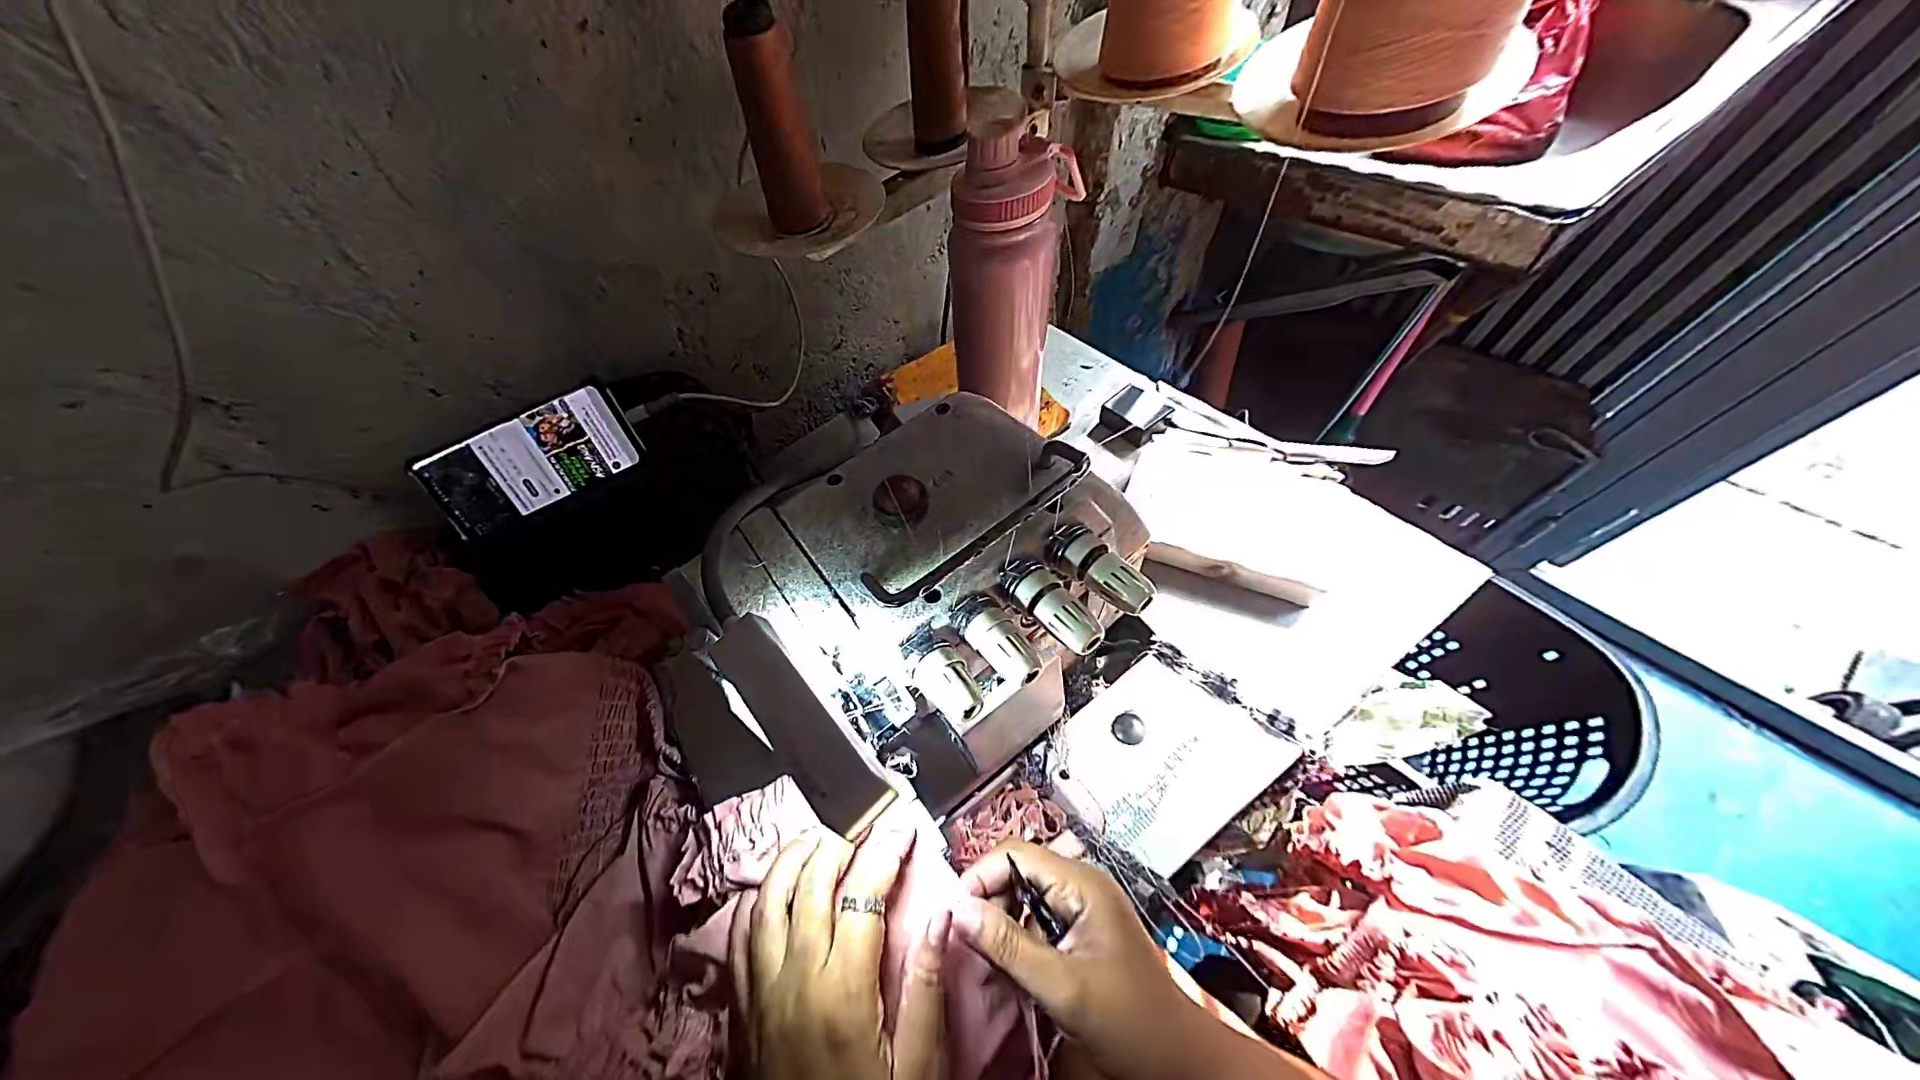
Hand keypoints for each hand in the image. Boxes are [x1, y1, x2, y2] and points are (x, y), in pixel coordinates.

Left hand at [731, 827, 949, 1079]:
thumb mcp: (915, 1065)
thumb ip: (927, 986)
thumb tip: (943, 915)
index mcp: (842, 989)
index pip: (863, 893)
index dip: (885, 851)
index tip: (904, 826)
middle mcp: (794, 976)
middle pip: (811, 882)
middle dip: (842, 842)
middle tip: (869, 830)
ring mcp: (760, 987)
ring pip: (767, 897)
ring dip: (793, 857)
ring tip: (823, 840)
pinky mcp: (742, 1002)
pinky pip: (741, 932)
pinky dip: (761, 895)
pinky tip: (780, 886)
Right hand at [951, 840, 1197, 1079]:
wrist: (1178, 1057)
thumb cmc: (1133, 1022)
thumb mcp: (1063, 986)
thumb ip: (1010, 946)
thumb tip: (962, 911)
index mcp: (1082, 883)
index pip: (1016, 853)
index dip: (981, 876)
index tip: (957, 912)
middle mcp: (1081, 884)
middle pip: (1017, 871)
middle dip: (989, 901)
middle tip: (971, 940)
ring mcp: (1082, 906)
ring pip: (1024, 896)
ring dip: (1002, 923)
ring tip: (991, 958)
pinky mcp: (1080, 929)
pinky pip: (1037, 919)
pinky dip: (1018, 938)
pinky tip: (1013, 968)